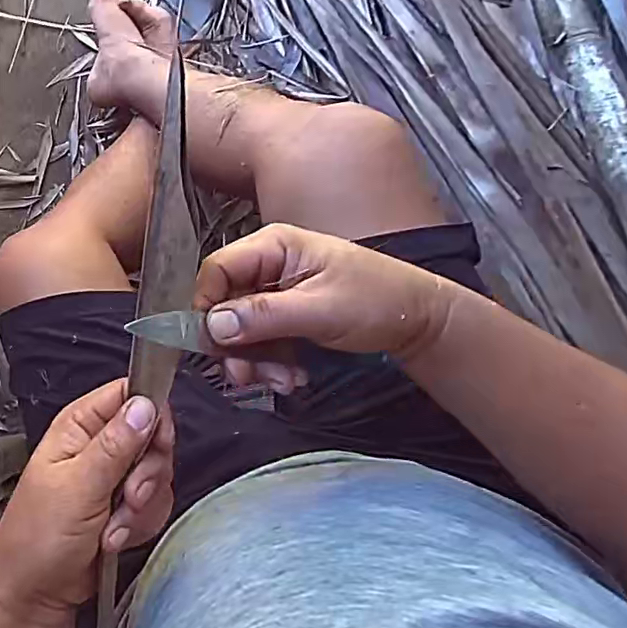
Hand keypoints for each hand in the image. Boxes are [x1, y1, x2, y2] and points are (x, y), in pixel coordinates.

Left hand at [0, 378, 175, 627]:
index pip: (129, 394)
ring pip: (156, 471)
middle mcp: (98, 444)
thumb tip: (144, 406)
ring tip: (111, 526)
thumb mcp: (77, 488)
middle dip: (147, 471)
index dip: (150, 413)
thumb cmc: (36, 540)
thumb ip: (115, 446)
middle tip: (128, 495)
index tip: (155, 443)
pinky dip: (140, 523)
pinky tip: (114, 538)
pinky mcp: (124, 503)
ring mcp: (113, 474)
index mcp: (79, 425)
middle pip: (151, 433)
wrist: (35, 597)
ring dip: (141, 506)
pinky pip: (154, 502)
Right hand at [193, 223, 464, 387]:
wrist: (419, 321)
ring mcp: (276, 291)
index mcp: (273, 246)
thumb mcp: (320, 309)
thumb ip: (264, 315)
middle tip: (247, 376)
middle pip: (224, 303)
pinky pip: (261, 341)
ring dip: (255, 361)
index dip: (206, 305)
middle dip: (234, 344)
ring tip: (284, 381)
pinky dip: (270, 364)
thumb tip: (212, 326)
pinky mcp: (285, 315)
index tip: (213, 345)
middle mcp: (267, 265)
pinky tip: (293, 377)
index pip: (217, 269)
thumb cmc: (375, 301)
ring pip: (240, 328)